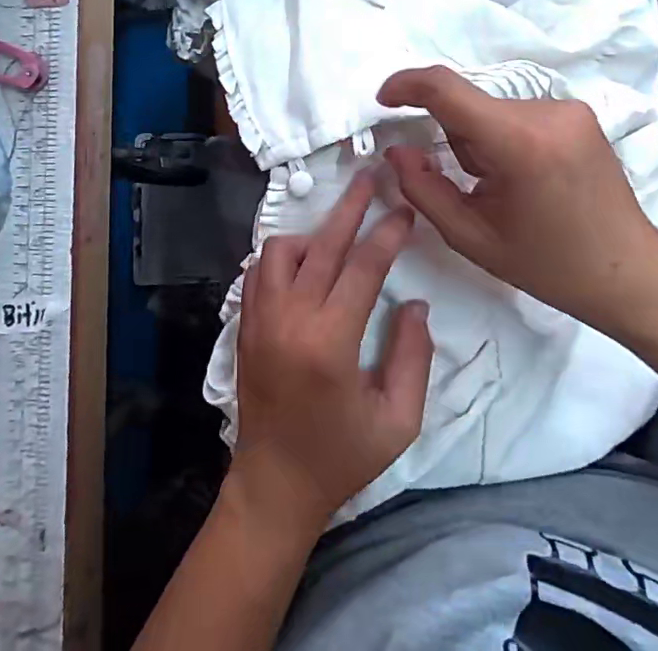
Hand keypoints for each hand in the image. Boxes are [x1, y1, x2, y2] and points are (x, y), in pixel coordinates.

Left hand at [227, 173, 432, 536]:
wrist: (275, 480)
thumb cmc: (342, 455)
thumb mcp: (397, 418)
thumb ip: (412, 355)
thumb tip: (413, 303)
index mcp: (329, 342)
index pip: (361, 268)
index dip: (387, 234)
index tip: (404, 210)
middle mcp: (288, 319)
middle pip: (320, 245)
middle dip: (349, 207)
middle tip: (370, 176)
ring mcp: (259, 319)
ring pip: (279, 251)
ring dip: (311, 234)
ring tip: (338, 234)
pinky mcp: (244, 325)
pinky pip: (258, 272)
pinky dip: (281, 257)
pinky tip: (303, 261)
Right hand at [376, 66, 657, 330]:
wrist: (630, 271)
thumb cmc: (547, 264)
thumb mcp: (469, 236)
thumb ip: (422, 189)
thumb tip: (396, 150)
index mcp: (520, 143)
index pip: (447, 89)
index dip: (406, 86)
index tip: (383, 100)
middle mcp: (547, 112)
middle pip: (466, 107)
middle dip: (451, 139)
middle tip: (469, 186)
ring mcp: (568, 109)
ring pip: (488, 110)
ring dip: (477, 140)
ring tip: (502, 187)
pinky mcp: (577, 113)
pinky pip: (513, 113)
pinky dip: (500, 137)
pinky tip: (522, 176)